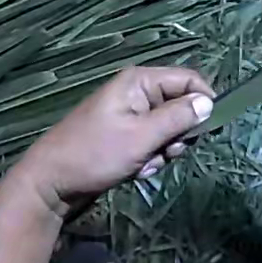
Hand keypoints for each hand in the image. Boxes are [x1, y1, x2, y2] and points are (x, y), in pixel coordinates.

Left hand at [12, 66, 214, 218]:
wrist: (51, 182)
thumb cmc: (95, 154)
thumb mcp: (142, 136)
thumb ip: (178, 118)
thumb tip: (209, 102)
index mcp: (140, 81)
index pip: (189, 80)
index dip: (204, 101)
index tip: (210, 129)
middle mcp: (138, 92)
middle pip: (181, 106)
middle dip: (179, 134)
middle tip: (168, 151)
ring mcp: (131, 113)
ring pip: (170, 128)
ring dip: (164, 150)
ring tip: (145, 164)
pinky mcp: (127, 134)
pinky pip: (154, 141)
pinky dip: (151, 157)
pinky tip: (135, 169)